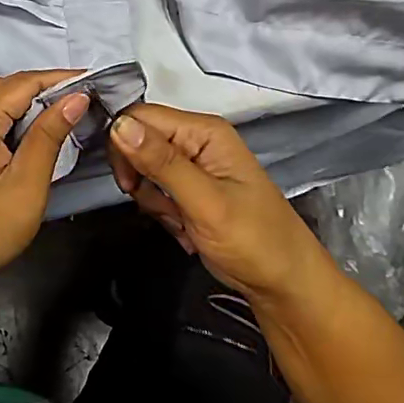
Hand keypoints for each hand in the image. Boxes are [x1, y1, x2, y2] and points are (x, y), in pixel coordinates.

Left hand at [0, 70, 89, 302]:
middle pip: (9, 87)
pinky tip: (38, 130)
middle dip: (48, 90)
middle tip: (89, 100)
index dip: (62, 79)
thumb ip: (50, 135)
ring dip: (32, 105)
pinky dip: (14, 119)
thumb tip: (76, 98)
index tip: (97, 82)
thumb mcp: (26, 184)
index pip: (23, 83)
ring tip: (70, 113)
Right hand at [107, 103, 334, 301]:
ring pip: (141, 168)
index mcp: (204, 131)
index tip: (128, 183)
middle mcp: (195, 140)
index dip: (124, 145)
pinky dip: (160, 210)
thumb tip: (118, 126)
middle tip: (158, 204)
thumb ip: (161, 163)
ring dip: (151, 199)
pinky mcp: (187, 187)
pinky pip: (153, 188)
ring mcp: (192, 164)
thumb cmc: (255, 241)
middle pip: (136, 140)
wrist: (285, 285)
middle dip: (139, 176)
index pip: (140, 117)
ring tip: (180, 220)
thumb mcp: (206, 202)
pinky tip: (184, 227)